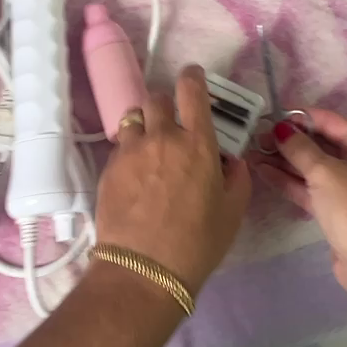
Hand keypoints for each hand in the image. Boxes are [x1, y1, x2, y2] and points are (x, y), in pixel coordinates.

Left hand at [94, 66, 252, 296]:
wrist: (143, 270)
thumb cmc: (197, 243)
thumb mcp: (232, 213)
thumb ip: (237, 179)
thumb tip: (231, 161)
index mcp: (198, 143)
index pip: (192, 91)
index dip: (192, 77)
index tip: (192, 76)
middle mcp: (163, 137)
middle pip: (157, 99)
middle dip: (165, 104)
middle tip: (171, 123)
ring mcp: (132, 150)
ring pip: (134, 117)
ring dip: (143, 124)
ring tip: (148, 144)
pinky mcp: (109, 167)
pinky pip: (120, 145)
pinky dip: (129, 149)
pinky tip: (134, 172)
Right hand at [252, 110, 346, 303]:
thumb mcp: (325, 172)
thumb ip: (301, 148)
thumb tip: (282, 128)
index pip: (331, 121)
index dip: (302, 116)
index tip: (272, 116)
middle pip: (320, 144)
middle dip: (290, 140)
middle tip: (257, 136)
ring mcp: (346, 189)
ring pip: (311, 167)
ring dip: (284, 160)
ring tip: (253, 152)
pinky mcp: (334, 211)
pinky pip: (309, 188)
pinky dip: (288, 180)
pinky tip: (263, 172)